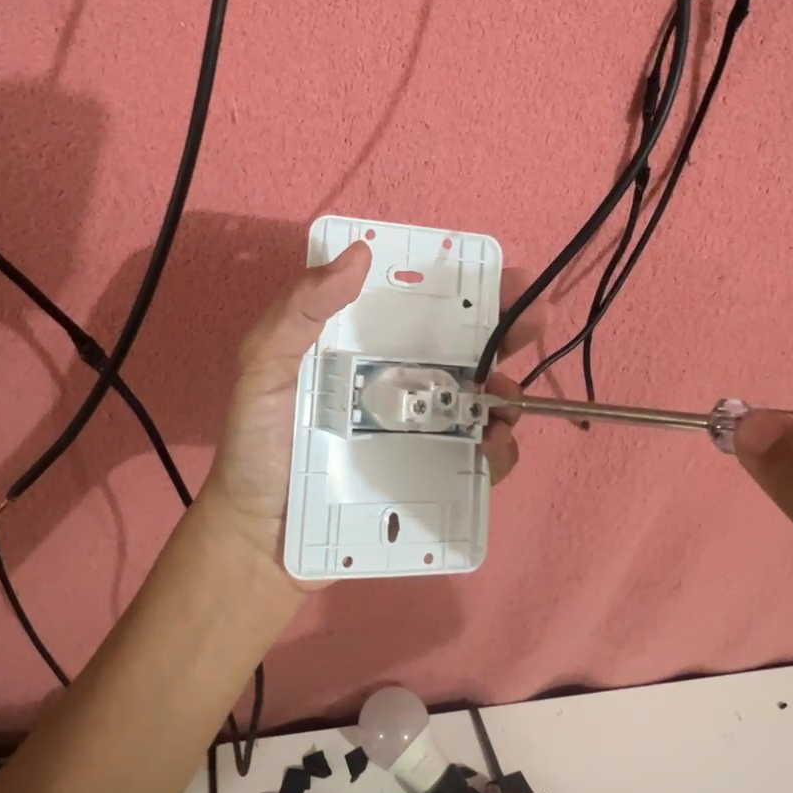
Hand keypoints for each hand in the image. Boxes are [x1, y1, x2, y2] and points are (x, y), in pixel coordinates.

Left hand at [195, 241, 545, 587]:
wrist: (261, 540)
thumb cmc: (258, 448)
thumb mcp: (264, 369)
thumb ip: (299, 311)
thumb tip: (359, 253)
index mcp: (363, 349)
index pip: (419, 306)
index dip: (462, 286)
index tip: (499, 273)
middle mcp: (399, 383)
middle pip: (464, 347)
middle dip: (506, 329)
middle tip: (534, 320)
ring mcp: (419, 432)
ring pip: (482, 400)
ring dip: (509, 389)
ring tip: (507, 396)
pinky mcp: (431, 478)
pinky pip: (479, 458)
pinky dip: (500, 448)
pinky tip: (493, 444)